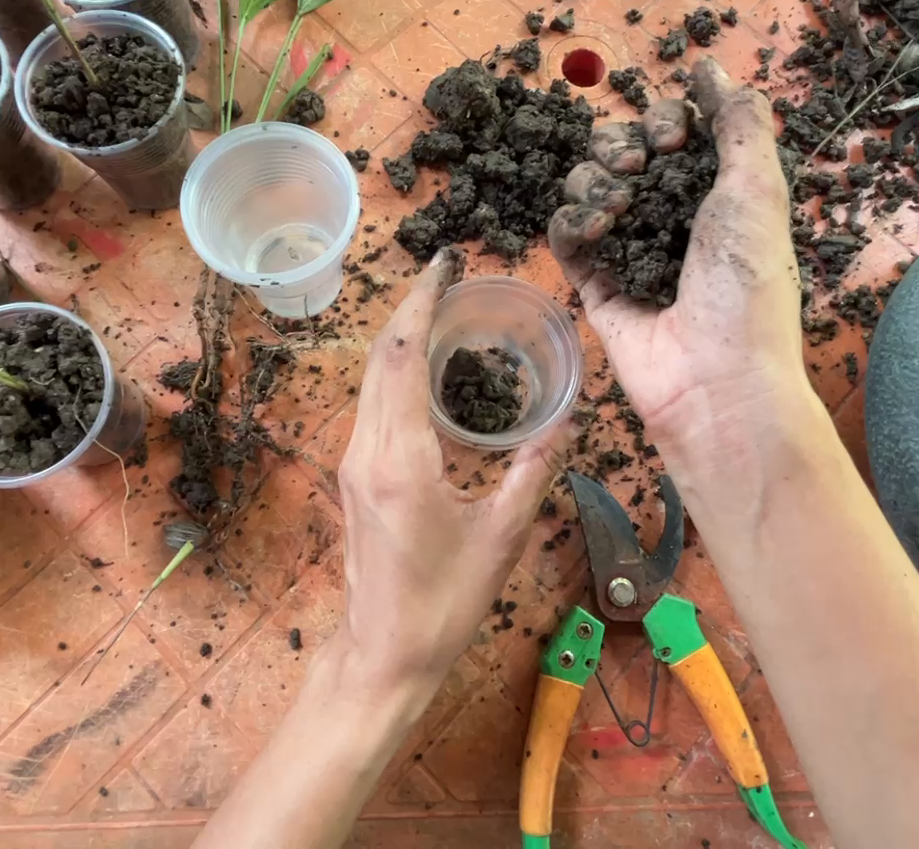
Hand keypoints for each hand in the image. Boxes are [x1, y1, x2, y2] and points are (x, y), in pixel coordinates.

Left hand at [335, 248, 573, 688]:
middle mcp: (366, 450)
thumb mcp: (501, 536)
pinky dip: (396, 369)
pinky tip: (427, 367)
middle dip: (409, 309)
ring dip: (401, 337)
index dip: (419, 305)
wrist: (383, 653)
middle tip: (447, 276)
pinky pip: (372, 402)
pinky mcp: (353, 473)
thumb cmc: (444, 602)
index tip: (441, 266)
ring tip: (441, 310)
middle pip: (380, 357)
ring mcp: (352, 460)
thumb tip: (567, 421)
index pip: (401, 358)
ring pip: (370, 378)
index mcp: (400, 460)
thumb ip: (532, 471)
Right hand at [550, 58, 817, 514]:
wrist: (714, 379)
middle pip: (619, 149)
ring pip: (585, 185)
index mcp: (712, 190)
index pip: (671, 129)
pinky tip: (594, 229)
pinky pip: (564, 233)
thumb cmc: (745, 286)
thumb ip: (737, 120)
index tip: (675, 137)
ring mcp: (626, 247)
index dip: (665, 120)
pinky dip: (571, 221)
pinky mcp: (592, 281)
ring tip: (619, 207)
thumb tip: (708, 64)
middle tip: (639, 168)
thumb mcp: (759, 191)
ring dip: (594, 182)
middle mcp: (666, 213)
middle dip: (621, 145)